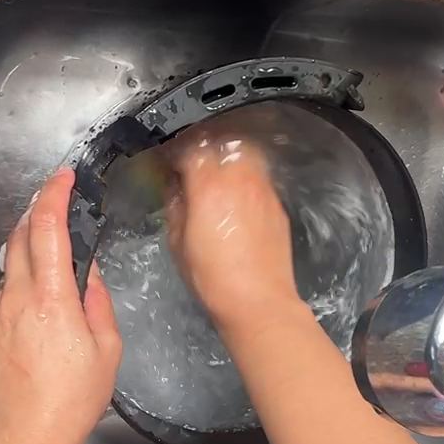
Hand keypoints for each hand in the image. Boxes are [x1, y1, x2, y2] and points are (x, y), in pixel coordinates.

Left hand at [0, 168, 121, 443]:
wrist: (26, 440)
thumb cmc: (74, 400)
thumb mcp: (107, 351)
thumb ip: (98, 302)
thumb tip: (89, 273)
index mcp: (51, 300)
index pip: (47, 229)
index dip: (53, 195)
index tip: (63, 177)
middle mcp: (14, 301)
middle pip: (20, 238)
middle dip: (38, 217)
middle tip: (59, 214)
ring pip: (10, 273)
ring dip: (31, 264)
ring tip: (55, 294)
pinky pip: (1, 303)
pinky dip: (19, 299)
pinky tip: (36, 329)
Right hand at [162, 124, 304, 335]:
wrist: (258, 301)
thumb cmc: (213, 279)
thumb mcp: (178, 243)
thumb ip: (175, 206)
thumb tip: (174, 187)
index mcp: (209, 186)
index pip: (190, 148)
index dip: (174, 150)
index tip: (166, 160)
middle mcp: (240, 180)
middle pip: (221, 142)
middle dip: (203, 146)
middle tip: (191, 160)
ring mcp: (262, 190)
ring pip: (244, 154)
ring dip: (227, 156)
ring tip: (215, 172)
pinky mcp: (276, 205)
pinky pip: (258, 177)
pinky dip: (244, 176)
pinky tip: (236, 195)